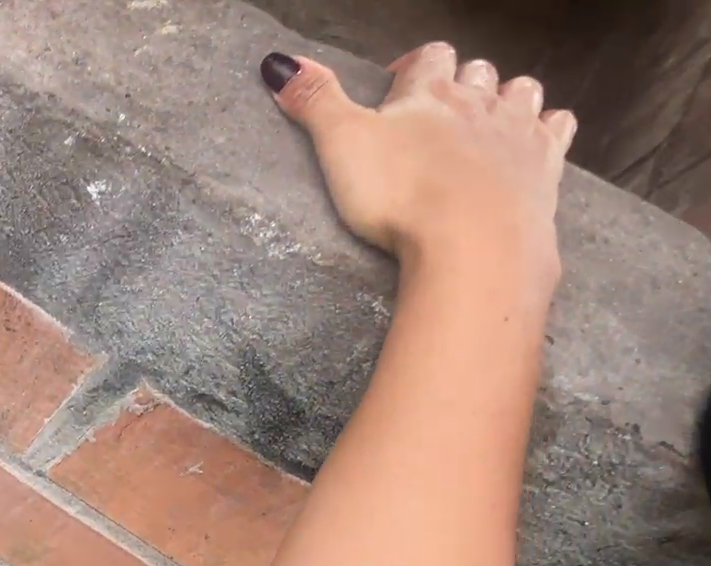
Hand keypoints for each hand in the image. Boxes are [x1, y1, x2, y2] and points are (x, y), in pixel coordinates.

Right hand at [263, 43, 574, 286]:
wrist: (470, 236)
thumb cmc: (397, 191)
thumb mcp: (340, 144)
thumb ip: (315, 103)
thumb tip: (280, 62)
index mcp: (429, 95)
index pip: (429, 58)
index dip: (413, 65)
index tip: (396, 82)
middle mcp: (478, 101)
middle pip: (475, 73)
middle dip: (458, 81)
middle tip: (433, 108)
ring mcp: (516, 128)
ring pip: (519, 91)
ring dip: (502, 97)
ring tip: (480, 118)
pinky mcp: (543, 161)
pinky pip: (555, 126)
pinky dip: (543, 125)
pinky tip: (529, 138)